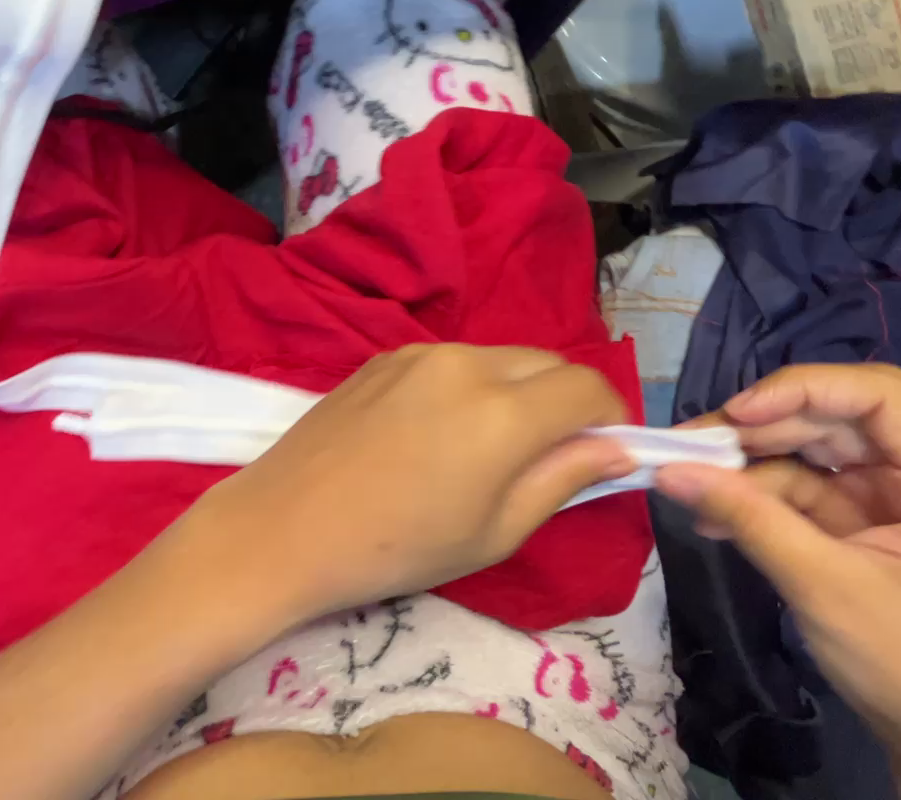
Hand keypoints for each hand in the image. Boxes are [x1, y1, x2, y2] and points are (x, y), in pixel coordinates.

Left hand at [190, 343, 634, 618]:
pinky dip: (470, 385)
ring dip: (517, 390)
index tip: (605, 450)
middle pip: (546, 362)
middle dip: (566, 400)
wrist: (285, 526)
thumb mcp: (494, 531)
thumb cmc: (397, 547)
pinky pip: (452, 360)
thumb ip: (563, 479)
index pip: (587, 386)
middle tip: (550, 454)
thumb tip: (615, 448)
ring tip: (488, 447)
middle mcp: (465, 363)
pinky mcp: (384, 355)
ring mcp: (419, 352)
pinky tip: (437, 432)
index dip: (610, 416)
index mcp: (501, 411)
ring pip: (498, 358)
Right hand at [653, 365, 900, 799]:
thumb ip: (749, 518)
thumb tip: (666, 469)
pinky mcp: (877, 528)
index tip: (734, 416)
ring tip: (690, 481)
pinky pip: (811, 494)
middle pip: (840, 421)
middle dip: (761, 432)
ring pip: (817, 454)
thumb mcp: (829, 592)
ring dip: (752, 467)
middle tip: (687, 447)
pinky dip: (762, 501)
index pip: (882, 396)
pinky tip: (716, 514)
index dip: (801, 390)